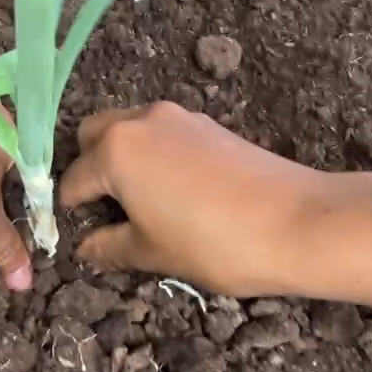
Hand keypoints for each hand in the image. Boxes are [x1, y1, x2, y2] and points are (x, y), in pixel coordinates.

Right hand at [58, 102, 332, 296]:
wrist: (302, 224)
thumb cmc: (214, 243)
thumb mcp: (151, 252)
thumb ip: (108, 246)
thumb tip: (86, 247)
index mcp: (115, 150)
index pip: (73, 180)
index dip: (69, 212)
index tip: (77, 233)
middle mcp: (140, 121)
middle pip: (92, 136)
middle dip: (88, 169)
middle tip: (103, 210)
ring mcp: (177, 118)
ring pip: (127, 130)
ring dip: (120, 159)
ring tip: (138, 202)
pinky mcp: (207, 125)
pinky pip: (160, 134)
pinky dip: (152, 155)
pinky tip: (172, 193)